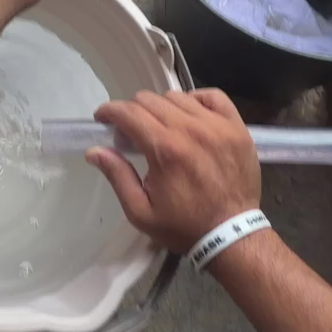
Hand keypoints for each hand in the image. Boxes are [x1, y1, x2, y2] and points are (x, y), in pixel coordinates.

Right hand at [86, 89, 260, 253]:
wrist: (233, 236)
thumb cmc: (184, 226)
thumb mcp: (140, 211)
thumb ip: (117, 176)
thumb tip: (94, 151)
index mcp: (165, 149)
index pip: (128, 112)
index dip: (109, 111)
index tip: (103, 120)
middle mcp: (191, 129)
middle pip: (148, 99)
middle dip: (132, 111)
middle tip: (132, 132)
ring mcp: (217, 126)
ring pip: (176, 96)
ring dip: (161, 107)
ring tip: (161, 127)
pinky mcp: (236, 128)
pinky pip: (212, 96)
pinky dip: (196, 100)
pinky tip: (190, 115)